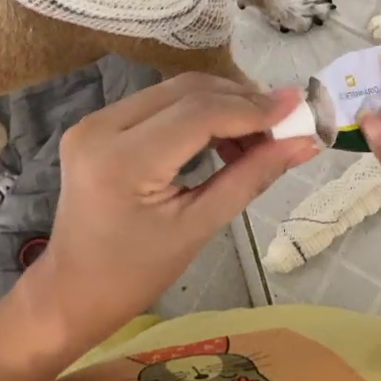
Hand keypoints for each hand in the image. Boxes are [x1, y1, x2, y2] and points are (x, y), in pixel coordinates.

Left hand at [13, 73, 319, 352]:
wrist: (75, 289)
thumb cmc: (137, 273)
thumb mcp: (198, 227)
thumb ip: (251, 178)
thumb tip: (305, 143)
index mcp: (122, 161)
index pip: (199, 114)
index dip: (253, 109)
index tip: (299, 110)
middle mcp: (101, 128)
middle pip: (186, 91)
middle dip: (242, 102)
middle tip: (284, 126)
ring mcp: (93, 122)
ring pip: (174, 92)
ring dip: (221, 105)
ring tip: (257, 139)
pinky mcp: (96, 125)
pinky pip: (157, 105)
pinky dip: (196, 114)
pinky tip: (222, 140)